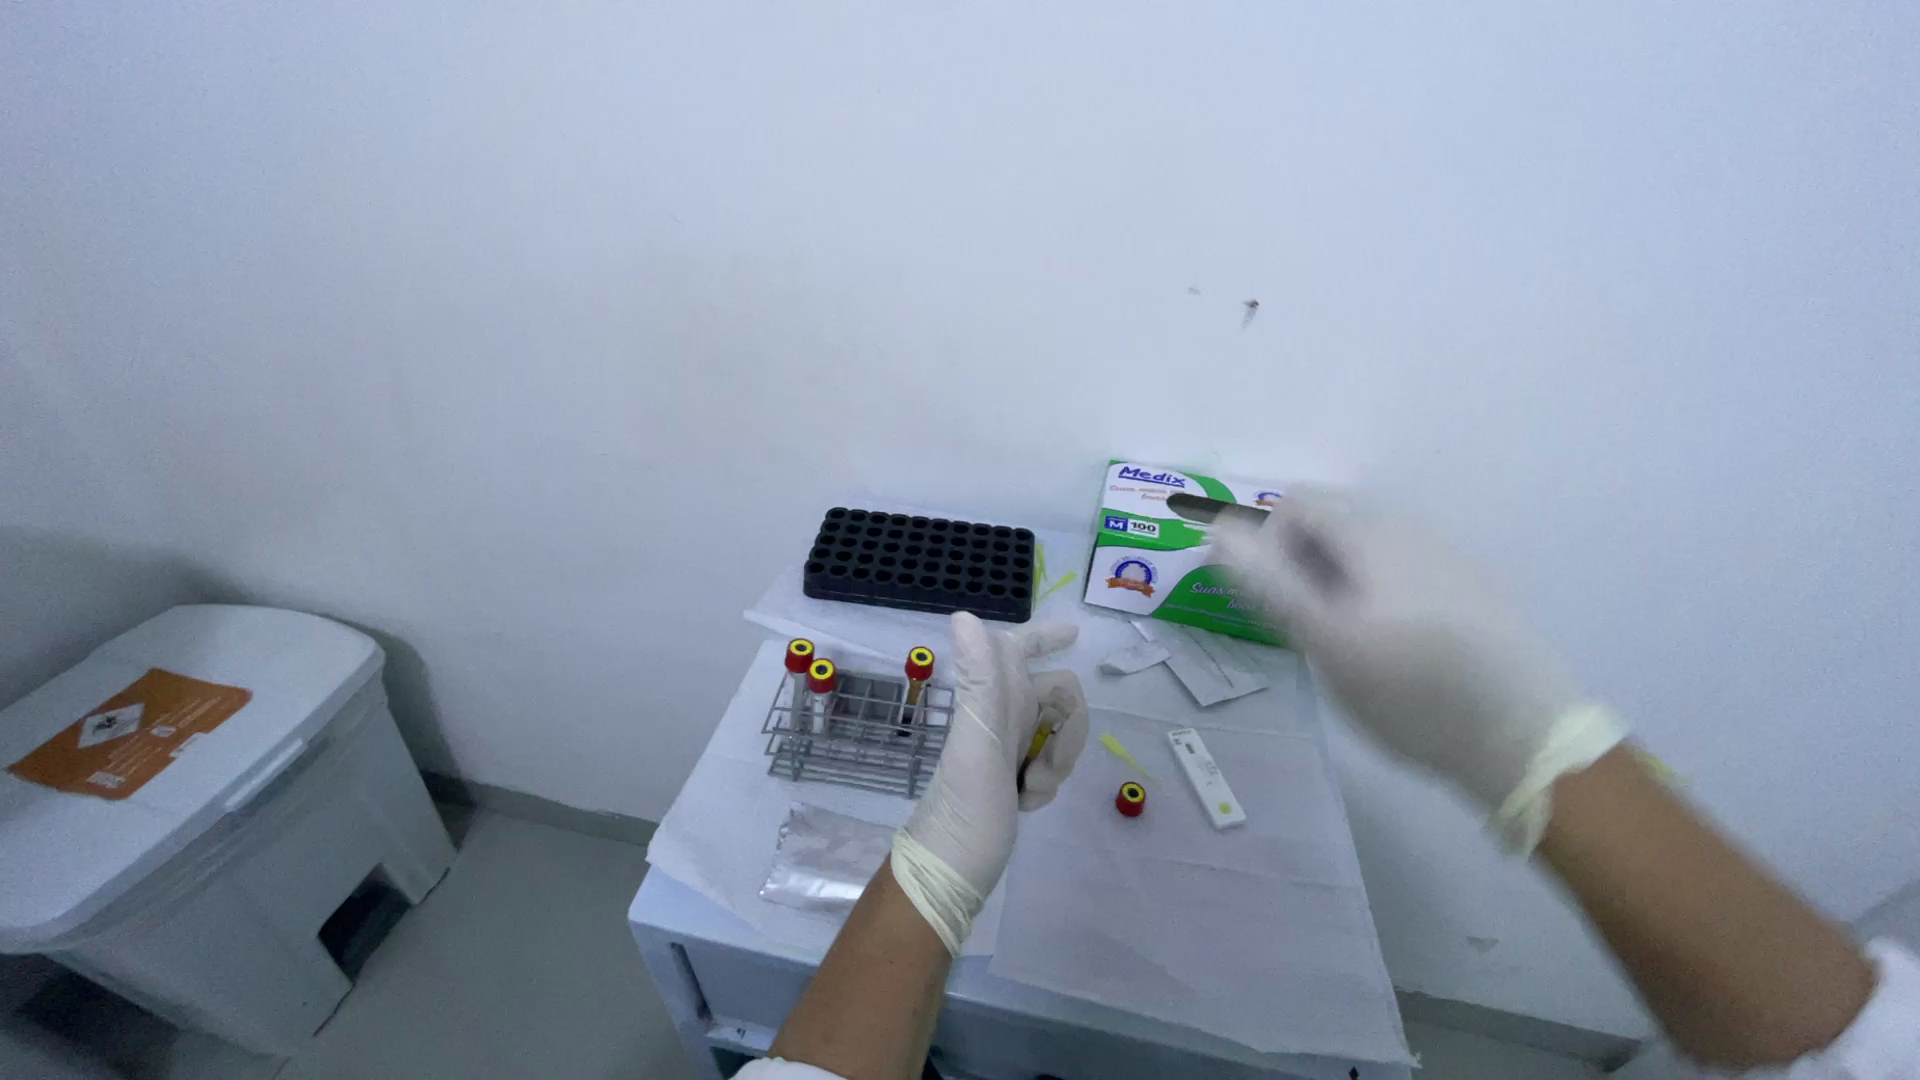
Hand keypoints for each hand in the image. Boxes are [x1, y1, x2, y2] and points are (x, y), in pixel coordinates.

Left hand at [891, 612, 1088, 952]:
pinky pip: (1050, 761)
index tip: (1077, 636)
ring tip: (1030, 791)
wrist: (954, 870)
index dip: (1046, 635)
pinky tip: (1027, 803)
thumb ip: (978, 679)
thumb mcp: (976, 742)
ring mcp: (1007, 740)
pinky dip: (1048, 781)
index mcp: (992, 694)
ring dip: (1058, 760)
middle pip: (1058, 693)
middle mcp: (999, 709)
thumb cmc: (966, 808)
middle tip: (1046, 765)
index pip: (1020, 645)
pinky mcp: (1014, 770)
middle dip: (1068, 728)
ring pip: (1058, 730)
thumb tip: (963, 614)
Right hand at [1215, 490, 1623, 848]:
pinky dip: (1374, 588)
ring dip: (1335, 576)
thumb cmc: (1412, 692)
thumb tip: (1218, 532)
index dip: (1266, 544)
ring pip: (1365, 545)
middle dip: (1299, 560)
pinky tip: (1393, 644)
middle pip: (1330, 519)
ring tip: (1343, 637)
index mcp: (1372, 534)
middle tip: (1304, 623)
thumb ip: (1269, 583)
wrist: (1527, 740)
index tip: (1275, 602)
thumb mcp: (1325, 642)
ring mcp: (1447, 556)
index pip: (1293, 504)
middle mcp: (1412, 529)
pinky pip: (1401, 566)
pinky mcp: (1472, 587)